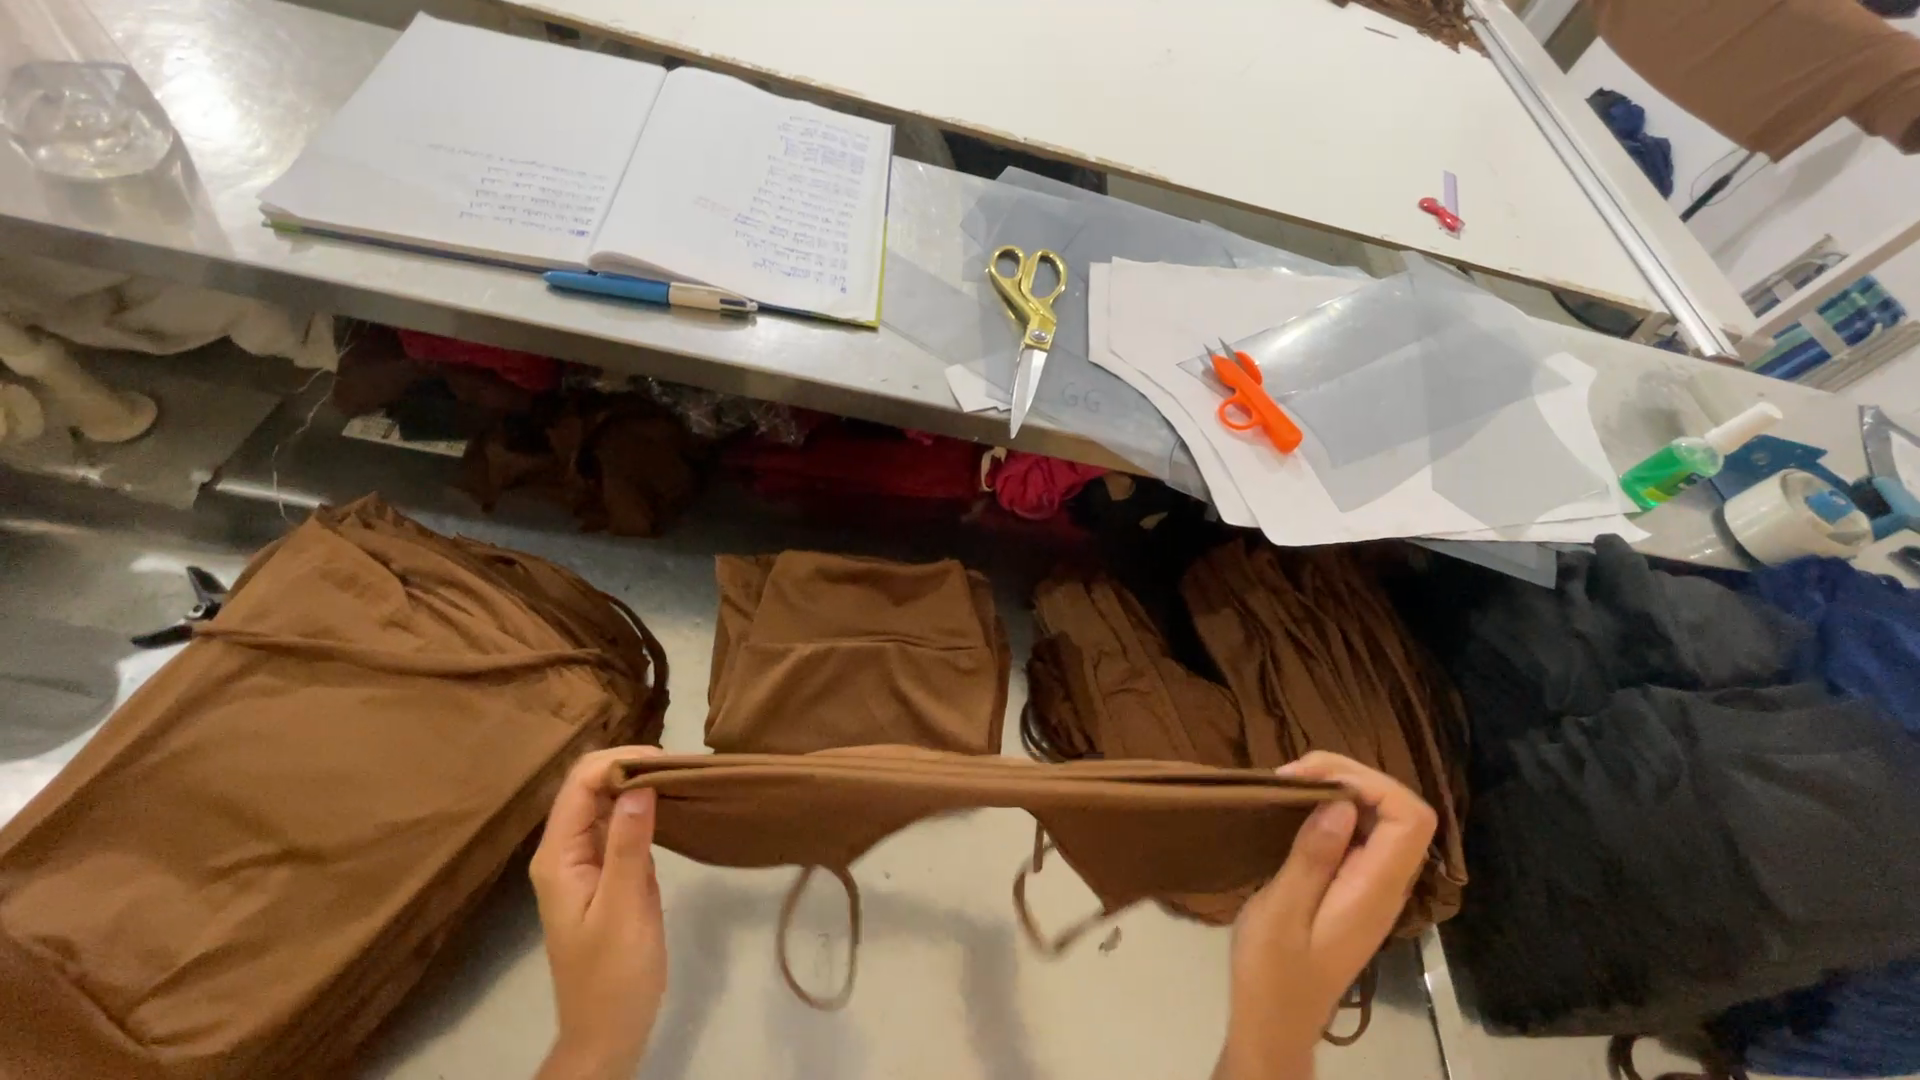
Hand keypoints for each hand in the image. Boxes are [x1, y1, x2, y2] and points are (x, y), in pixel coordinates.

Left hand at [532, 747, 667, 1079]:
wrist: (608, 1031)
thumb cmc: (614, 974)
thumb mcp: (625, 908)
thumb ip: (629, 844)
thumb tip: (639, 784)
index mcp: (558, 856)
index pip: (580, 785)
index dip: (620, 761)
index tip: (667, 760)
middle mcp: (566, 851)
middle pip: (590, 786)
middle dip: (630, 765)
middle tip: (679, 767)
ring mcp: (585, 861)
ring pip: (606, 802)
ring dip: (638, 782)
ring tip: (681, 777)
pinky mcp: (607, 872)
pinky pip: (620, 824)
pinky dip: (643, 807)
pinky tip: (671, 805)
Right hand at [1215, 752, 1437, 1079]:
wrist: (1274, 1023)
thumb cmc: (1272, 972)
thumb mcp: (1280, 911)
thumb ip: (1313, 857)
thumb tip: (1341, 804)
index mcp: (1374, 890)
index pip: (1410, 818)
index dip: (1369, 781)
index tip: (1310, 778)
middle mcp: (1385, 886)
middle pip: (1400, 812)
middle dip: (1350, 778)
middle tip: (1290, 777)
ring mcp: (1372, 890)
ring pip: (1381, 821)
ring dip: (1340, 791)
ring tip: (1289, 788)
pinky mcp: (1354, 892)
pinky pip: (1360, 837)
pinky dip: (1332, 813)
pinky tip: (1295, 814)